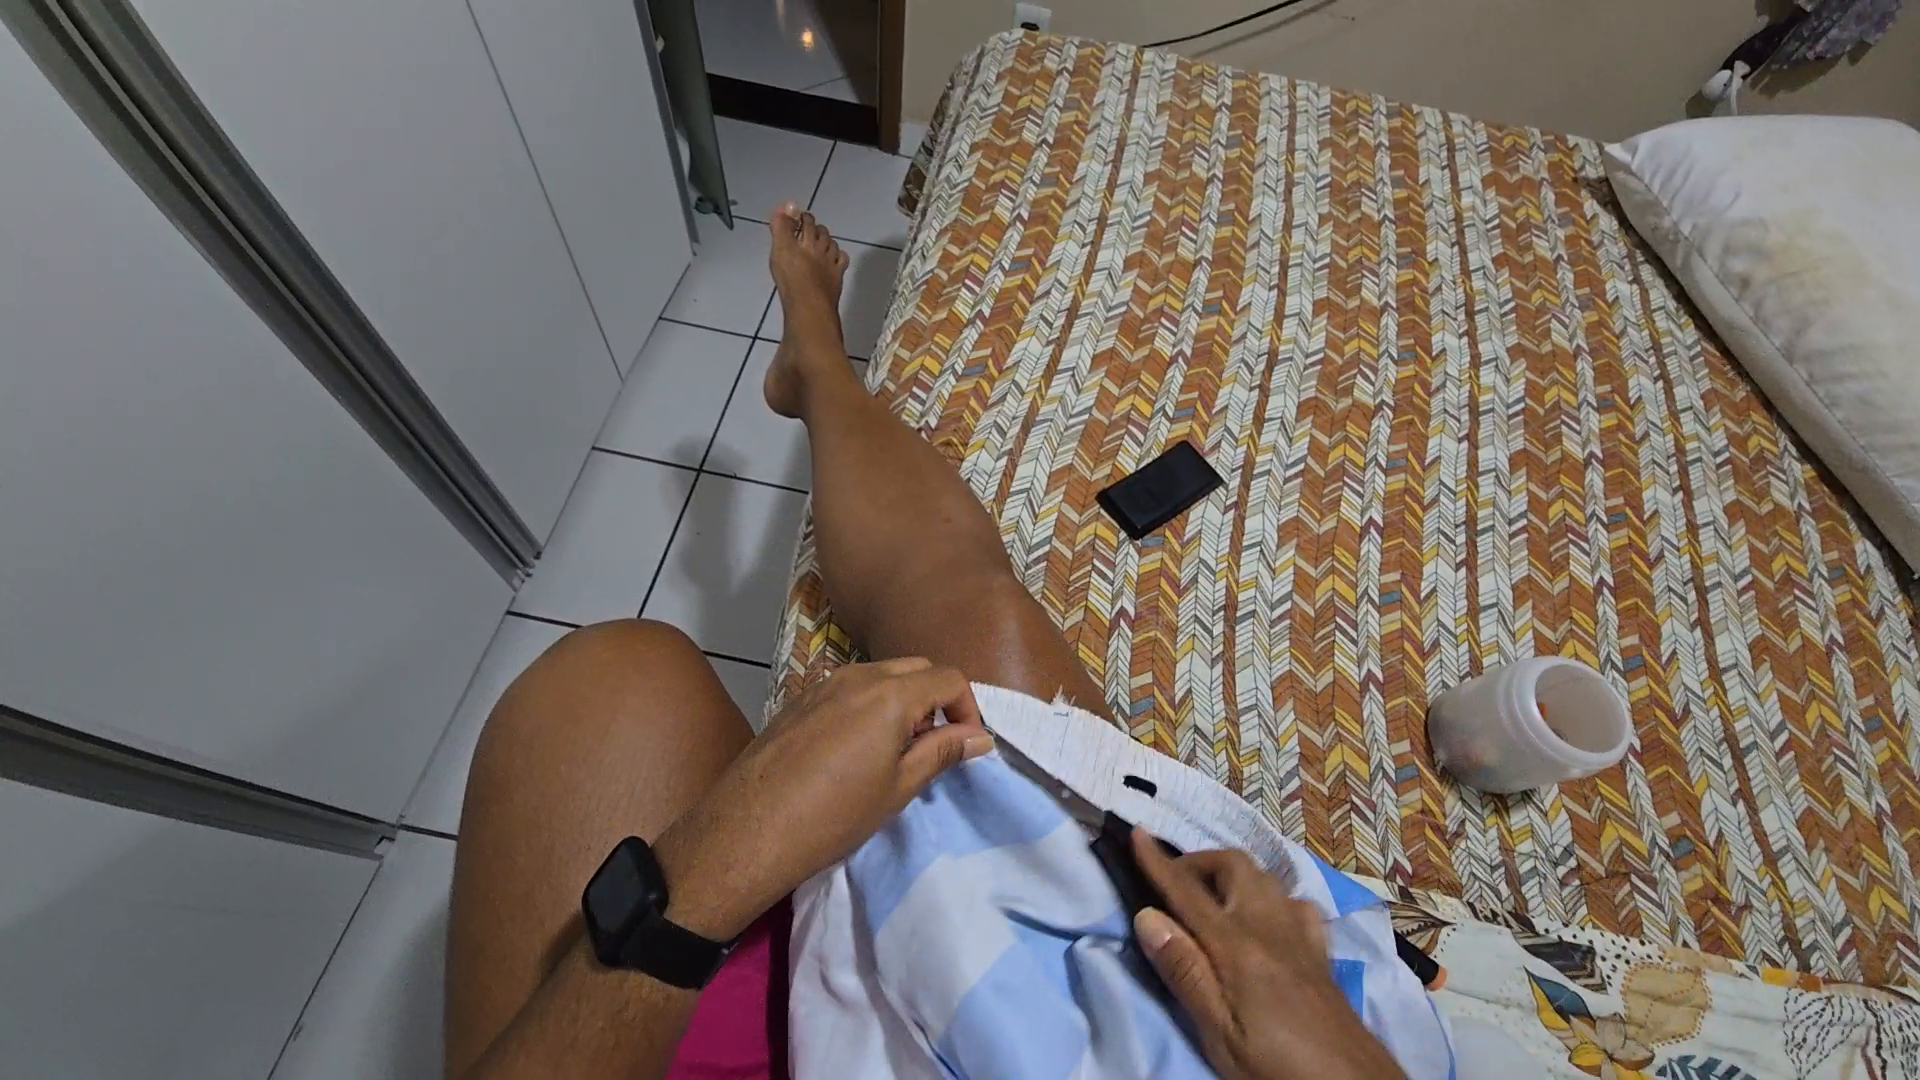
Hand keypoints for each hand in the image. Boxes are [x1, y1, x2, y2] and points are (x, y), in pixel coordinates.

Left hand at [654, 659, 993, 938]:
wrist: (747, 831)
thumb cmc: (833, 816)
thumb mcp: (897, 788)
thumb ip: (942, 752)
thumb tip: (981, 738)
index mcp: (890, 693)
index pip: (948, 678)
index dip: (968, 709)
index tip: (966, 746)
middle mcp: (858, 675)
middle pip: (916, 668)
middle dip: (937, 699)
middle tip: (934, 745)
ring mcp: (823, 682)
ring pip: (881, 674)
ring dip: (903, 699)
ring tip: (897, 748)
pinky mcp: (800, 698)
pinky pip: (849, 686)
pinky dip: (870, 703)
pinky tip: (856, 747)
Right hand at [1130, 831, 1409, 1079]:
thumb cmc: (1278, 1067)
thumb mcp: (1220, 1034)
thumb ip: (1184, 972)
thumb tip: (1146, 915)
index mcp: (1236, 945)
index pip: (1187, 890)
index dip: (1158, 861)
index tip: (1137, 833)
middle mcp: (1268, 926)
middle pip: (1232, 865)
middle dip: (1199, 862)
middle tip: (1177, 886)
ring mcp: (1299, 934)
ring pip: (1264, 875)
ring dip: (1232, 873)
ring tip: (1213, 897)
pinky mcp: (1320, 951)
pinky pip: (1294, 901)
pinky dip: (1270, 896)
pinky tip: (1265, 918)